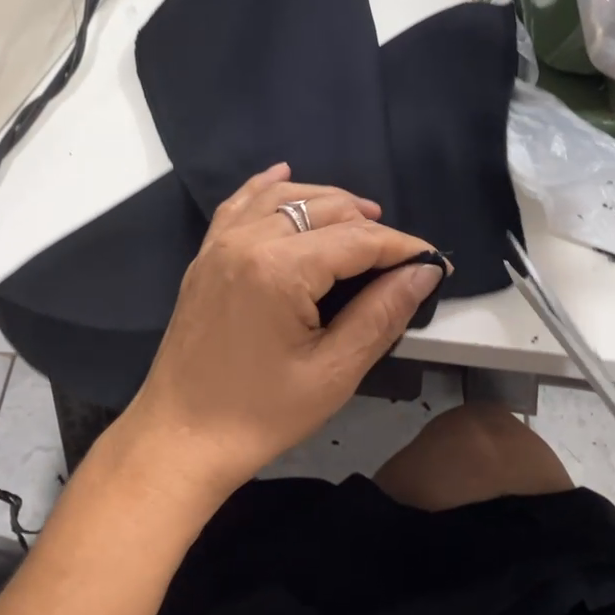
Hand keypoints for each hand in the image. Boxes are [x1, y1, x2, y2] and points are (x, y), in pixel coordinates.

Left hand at [117, 163, 446, 494]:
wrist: (180, 437)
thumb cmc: (259, 414)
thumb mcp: (333, 372)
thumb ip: (382, 314)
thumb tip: (423, 271)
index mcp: (280, 268)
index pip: (358, 239)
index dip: (402, 247)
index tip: (435, 263)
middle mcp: (248, 241)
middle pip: (324, 210)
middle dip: (370, 226)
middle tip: (401, 258)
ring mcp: (220, 245)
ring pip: (283, 198)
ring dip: (327, 202)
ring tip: (363, 218)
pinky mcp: (205, 256)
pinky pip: (239, 205)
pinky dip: (268, 189)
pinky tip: (285, 177)